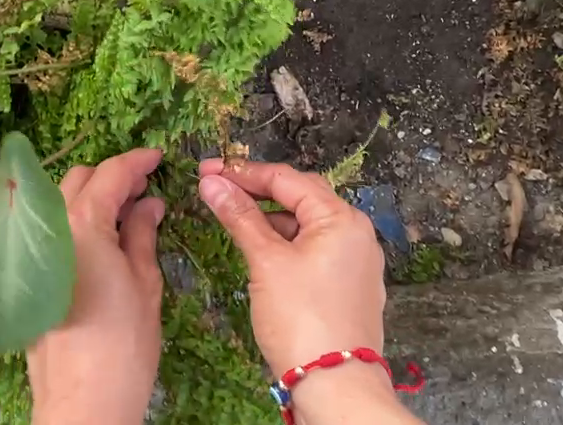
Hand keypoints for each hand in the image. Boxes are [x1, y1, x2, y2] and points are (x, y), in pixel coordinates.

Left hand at [28, 148, 165, 424]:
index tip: (157, 156)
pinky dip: (74, 220)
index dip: (136, 161)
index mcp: (83, 223)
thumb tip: (148, 203)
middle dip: (111, 176)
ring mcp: (36, 251)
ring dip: (90, 196)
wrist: (82, 406)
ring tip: (122, 211)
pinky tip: (98, 238)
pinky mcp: (29, 274)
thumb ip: (142, 234)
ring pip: (59, 201)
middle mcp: (52, 227)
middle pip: (78, 180)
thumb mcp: (145, 284)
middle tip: (143, 188)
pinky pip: (51, 228)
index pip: (110, 174)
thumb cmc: (123, 346)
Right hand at [199, 159, 417, 424]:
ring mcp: (354, 261)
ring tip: (231, 216)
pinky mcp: (348, 286)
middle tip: (216, 187)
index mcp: (341, 219)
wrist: (336, 392)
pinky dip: (283, 241)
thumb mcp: (265, 261)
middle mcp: (355, 233)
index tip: (207, 169)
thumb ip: (239, 215)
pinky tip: (258, 246)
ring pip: (304, 224)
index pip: (286, 179)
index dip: (243, 172)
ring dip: (268, 217)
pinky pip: (312, 248)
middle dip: (256, 190)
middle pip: (298, 196)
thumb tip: (211, 181)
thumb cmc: (301, 318)